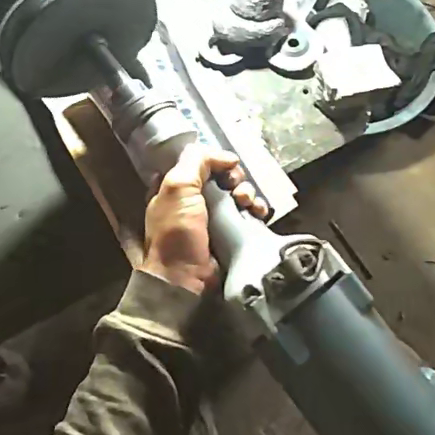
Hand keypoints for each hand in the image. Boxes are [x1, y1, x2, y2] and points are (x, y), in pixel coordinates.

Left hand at [139, 145, 264, 295]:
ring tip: (246, 203)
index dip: (216, 161)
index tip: (226, 166)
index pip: (201, 163)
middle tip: (235, 188)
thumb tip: (227, 156)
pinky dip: (257, 209)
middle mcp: (195, 200)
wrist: (186, 278)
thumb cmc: (177, 231)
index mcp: (176, 187)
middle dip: (235, 178)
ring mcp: (215, 218)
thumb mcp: (178, 187)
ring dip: (248, 193)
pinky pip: (250, 213)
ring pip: (239, 193)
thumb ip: (197, 161)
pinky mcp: (232, 233)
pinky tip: (258, 212)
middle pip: (224, 176)